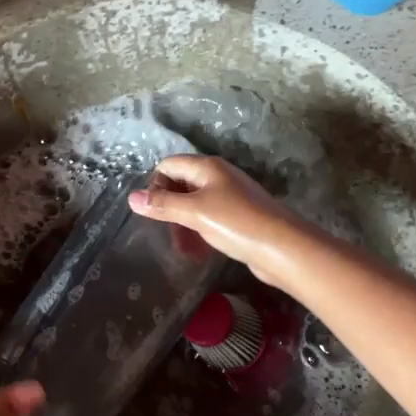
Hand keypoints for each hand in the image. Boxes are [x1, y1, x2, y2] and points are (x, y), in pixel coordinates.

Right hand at [128, 155, 316, 286]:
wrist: (284, 247)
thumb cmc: (237, 223)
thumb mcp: (194, 213)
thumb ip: (163, 204)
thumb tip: (131, 197)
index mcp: (207, 167)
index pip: (168, 165)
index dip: (155, 185)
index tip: (153, 211)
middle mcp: (218, 176)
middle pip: (180, 183)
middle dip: (168, 207)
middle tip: (165, 232)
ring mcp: (230, 195)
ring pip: (194, 203)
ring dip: (183, 223)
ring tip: (183, 248)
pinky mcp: (239, 215)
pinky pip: (209, 217)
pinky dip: (199, 231)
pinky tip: (200, 249)